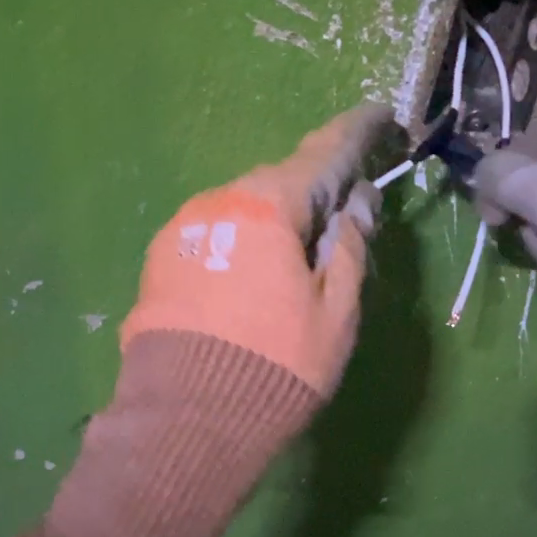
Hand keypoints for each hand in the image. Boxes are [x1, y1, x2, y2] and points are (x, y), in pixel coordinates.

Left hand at [120, 102, 396, 394]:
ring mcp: (181, 228)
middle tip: (342, 212)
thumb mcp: (335, 311)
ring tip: (293, 256)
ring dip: (272, 219)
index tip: (377, 115)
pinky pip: (214, 233)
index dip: (354, 133)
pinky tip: (248, 277)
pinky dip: (241, 241)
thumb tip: (357, 201)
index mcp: (266, 205)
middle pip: (278, 181)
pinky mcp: (159, 259)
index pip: (322, 154)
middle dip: (313, 189)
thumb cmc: (277, 363)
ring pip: (242, 207)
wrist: (186, 421)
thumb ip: (348, 245)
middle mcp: (218, 201)